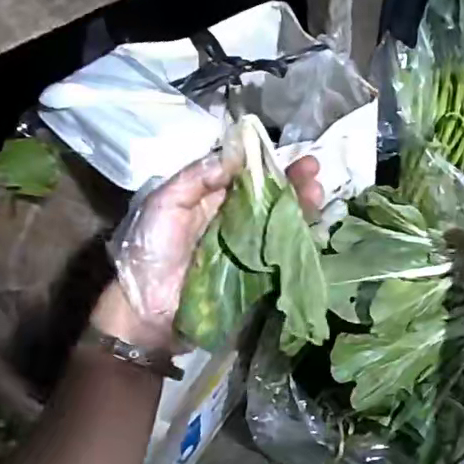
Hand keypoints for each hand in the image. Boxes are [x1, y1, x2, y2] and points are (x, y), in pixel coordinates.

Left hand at [96, 151, 321, 352]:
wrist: (146, 308)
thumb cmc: (149, 249)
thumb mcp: (165, 202)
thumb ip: (197, 177)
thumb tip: (237, 155)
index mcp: (211, 199)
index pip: (247, 176)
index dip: (269, 164)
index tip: (291, 155)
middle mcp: (232, 220)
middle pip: (270, 197)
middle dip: (293, 183)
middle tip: (314, 171)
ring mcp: (247, 248)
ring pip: (280, 222)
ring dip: (301, 207)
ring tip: (317, 194)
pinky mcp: (256, 275)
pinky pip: (282, 254)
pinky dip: (300, 240)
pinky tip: (313, 227)